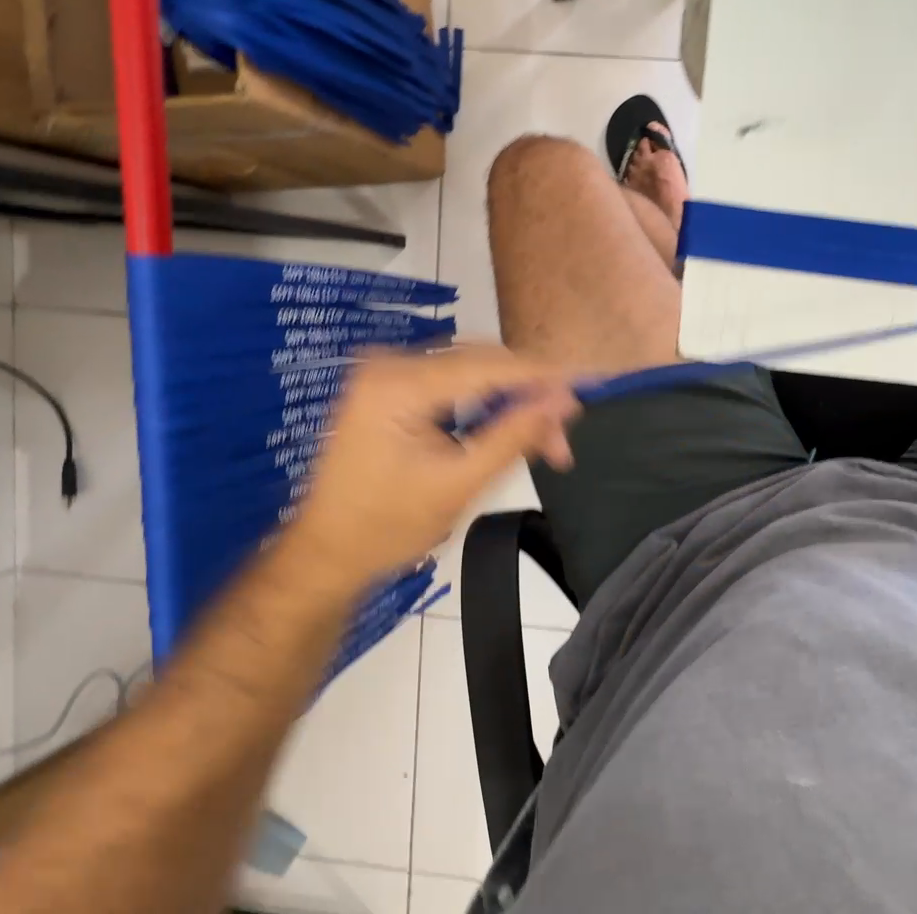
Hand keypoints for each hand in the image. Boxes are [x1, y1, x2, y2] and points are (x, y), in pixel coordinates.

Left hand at [279, 346, 579, 596]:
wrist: (325, 553)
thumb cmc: (386, 528)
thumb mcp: (459, 486)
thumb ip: (514, 437)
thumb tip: (564, 402)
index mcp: (398, 385)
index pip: (489, 366)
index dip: (545, 376)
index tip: (591, 383)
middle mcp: (389, 364)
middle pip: (483, 364)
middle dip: (531, 397)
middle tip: (563, 442)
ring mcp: (386, 373)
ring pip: (473, 371)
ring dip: (512, 401)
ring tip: (545, 442)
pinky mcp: (390, 387)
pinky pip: (453, 382)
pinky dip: (486, 404)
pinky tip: (510, 427)